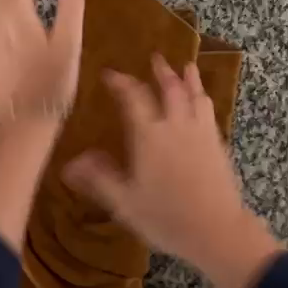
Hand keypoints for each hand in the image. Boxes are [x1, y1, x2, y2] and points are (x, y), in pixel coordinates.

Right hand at [64, 56, 284, 287]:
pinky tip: (203, 99)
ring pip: (195, 95)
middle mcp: (176, 124)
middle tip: (155, 57)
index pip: (134, 97)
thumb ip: (100, 179)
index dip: (121, 82)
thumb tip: (70, 164)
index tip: (110, 74)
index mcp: (150, 135)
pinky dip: (203, 97)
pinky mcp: (217, 141)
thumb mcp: (126, 202)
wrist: (216, 230)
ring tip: (187, 66)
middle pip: (170, 88)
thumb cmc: (166, 217)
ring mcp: (200, 131)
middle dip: (161, 71)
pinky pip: (209, 110)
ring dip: (189, 78)